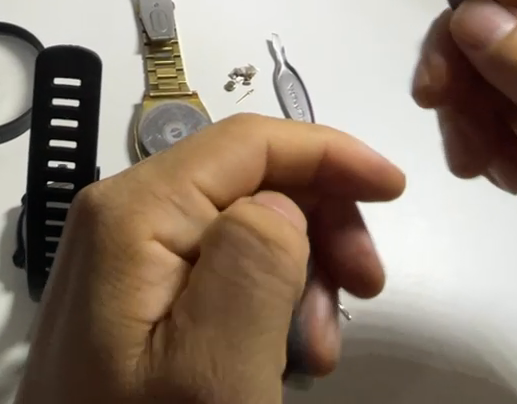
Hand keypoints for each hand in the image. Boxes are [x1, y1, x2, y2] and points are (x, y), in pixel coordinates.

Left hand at [16, 114, 405, 403]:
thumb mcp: (211, 372)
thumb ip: (252, 266)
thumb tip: (280, 203)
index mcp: (135, 210)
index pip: (246, 143)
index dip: (326, 152)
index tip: (394, 188)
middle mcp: (122, 210)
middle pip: (246, 177)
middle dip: (317, 222)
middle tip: (364, 292)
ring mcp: (124, 248)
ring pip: (239, 220)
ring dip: (295, 271)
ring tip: (314, 350)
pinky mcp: (132, 286)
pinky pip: (216, 261)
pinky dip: (263, 295)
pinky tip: (277, 351)